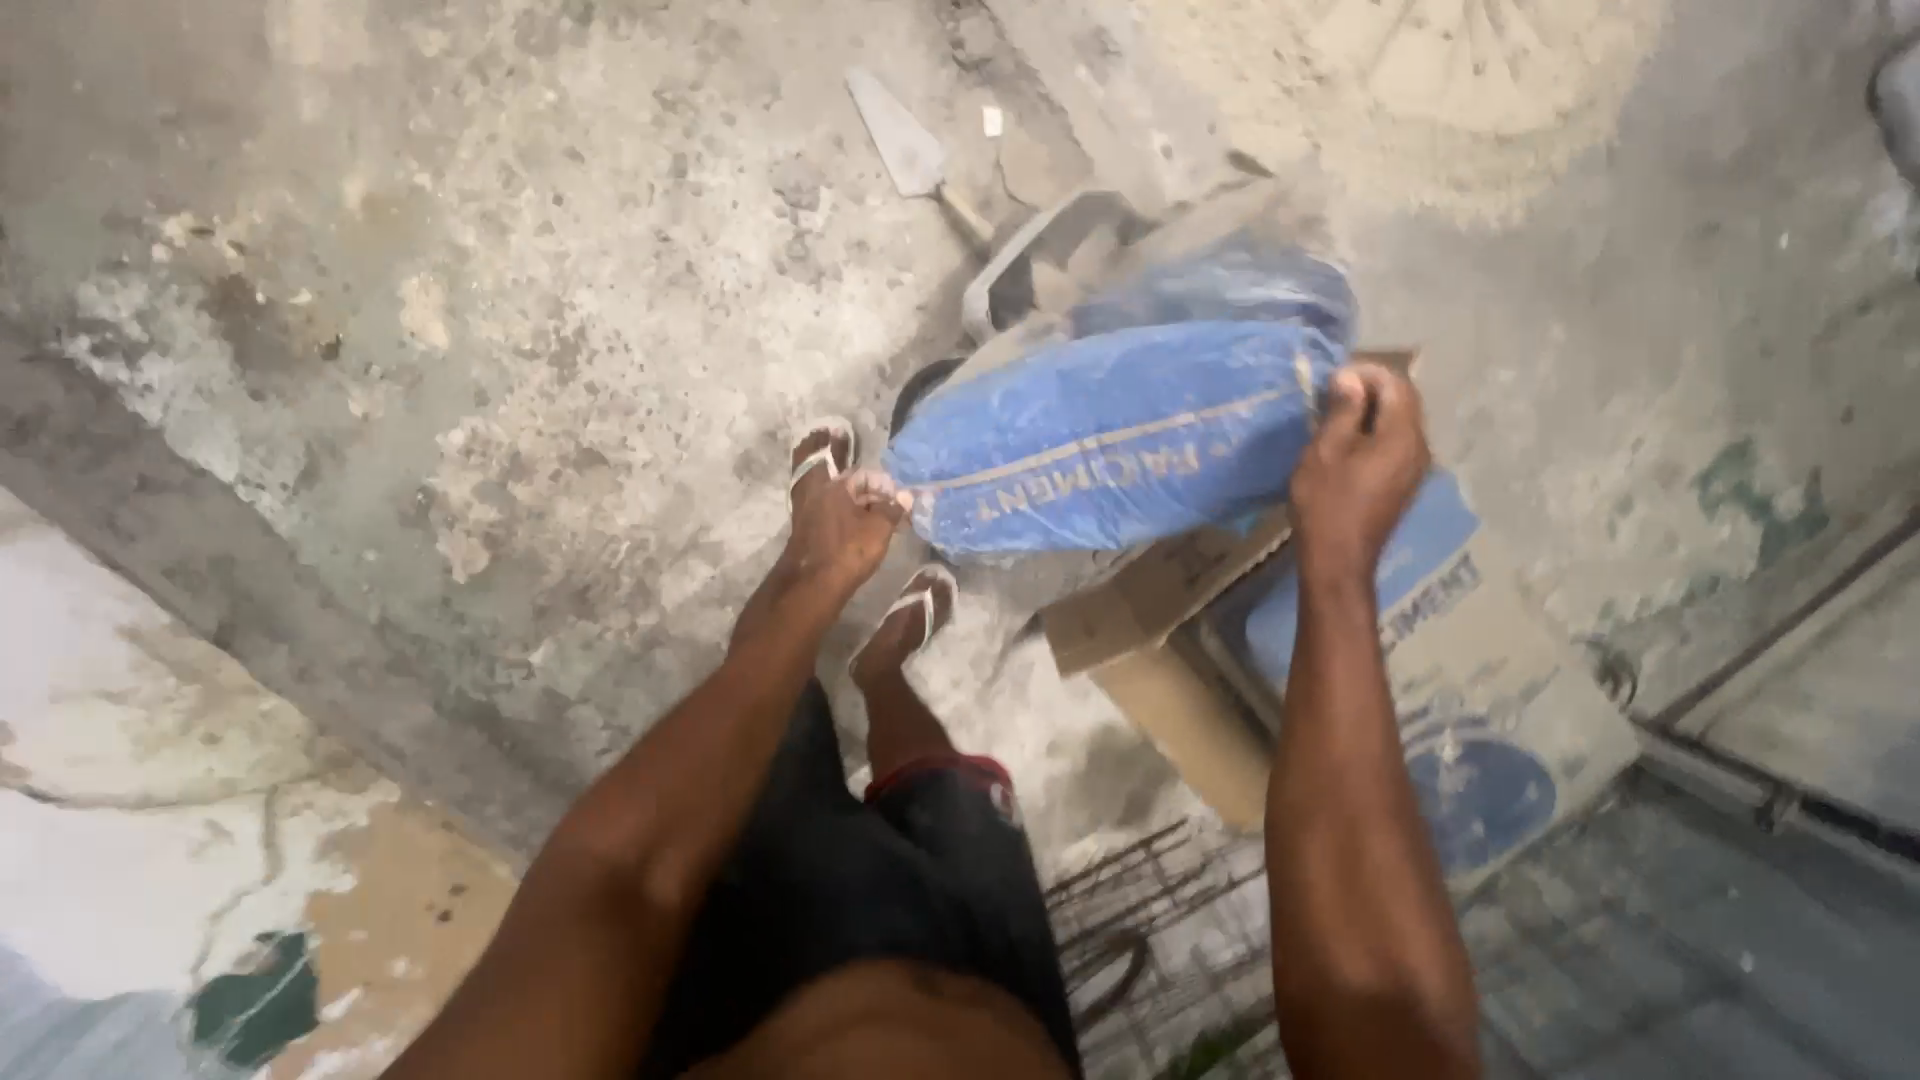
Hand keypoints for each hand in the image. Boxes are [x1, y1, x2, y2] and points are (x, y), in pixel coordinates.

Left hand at [782, 468, 911, 605]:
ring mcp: (809, 514)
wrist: (813, 585)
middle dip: (877, 500)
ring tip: (885, 528)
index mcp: (833, 486)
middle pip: (853, 489)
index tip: (901, 501)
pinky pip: (834, 521)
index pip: (865, 474)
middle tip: (896, 515)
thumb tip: (902, 499)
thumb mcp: (879, 527)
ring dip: (865, 514)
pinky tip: (866, 538)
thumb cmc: (849, 551)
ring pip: (844, 507)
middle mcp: (817, 494)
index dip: (886, 486)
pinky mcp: (807, 533)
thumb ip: (893, 508)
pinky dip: (851, 525)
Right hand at [1289, 364, 1431, 588]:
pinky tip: (1347, 442)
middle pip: (1403, 403)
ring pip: (1399, 424)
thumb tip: (1351, 378)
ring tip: (1335, 415)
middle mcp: (1419, 448)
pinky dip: (1373, 433)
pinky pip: (1394, 445)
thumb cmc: (1326, 502)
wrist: (1339, 559)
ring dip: (1371, 412)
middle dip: (1371, 389)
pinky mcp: (1403, 484)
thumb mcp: (1326, 450)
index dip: (1368, 372)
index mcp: (1403, 435)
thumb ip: (1343, 410)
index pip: (1397, 385)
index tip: (1334, 376)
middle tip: (1333, 391)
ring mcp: (1414, 468)